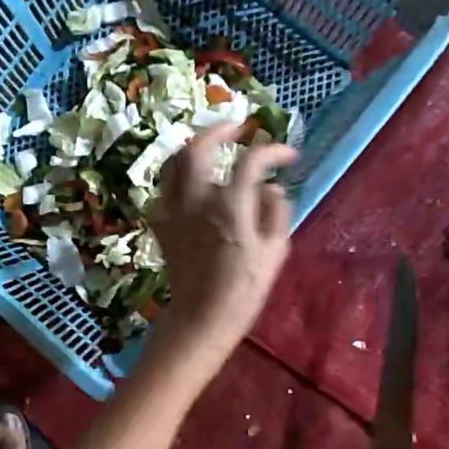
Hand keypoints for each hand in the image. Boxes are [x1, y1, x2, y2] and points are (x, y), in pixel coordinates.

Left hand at [148, 124, 298, 356]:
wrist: (202, 318)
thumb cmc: (245, 289)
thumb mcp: (274, 251)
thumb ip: (276, 212)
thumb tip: (271, 188)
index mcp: (230, 204)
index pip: (252, 160)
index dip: (272, 150)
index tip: (288, 156)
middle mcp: (196, 198)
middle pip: (198, 147)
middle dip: (219, 131)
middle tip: (238, 130)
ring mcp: (173, 209)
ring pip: (174, 163)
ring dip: (194, 150)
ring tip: (212, 151)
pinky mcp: (160, 224)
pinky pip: (165, 189)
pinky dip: (179, 180)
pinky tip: (192, 188)